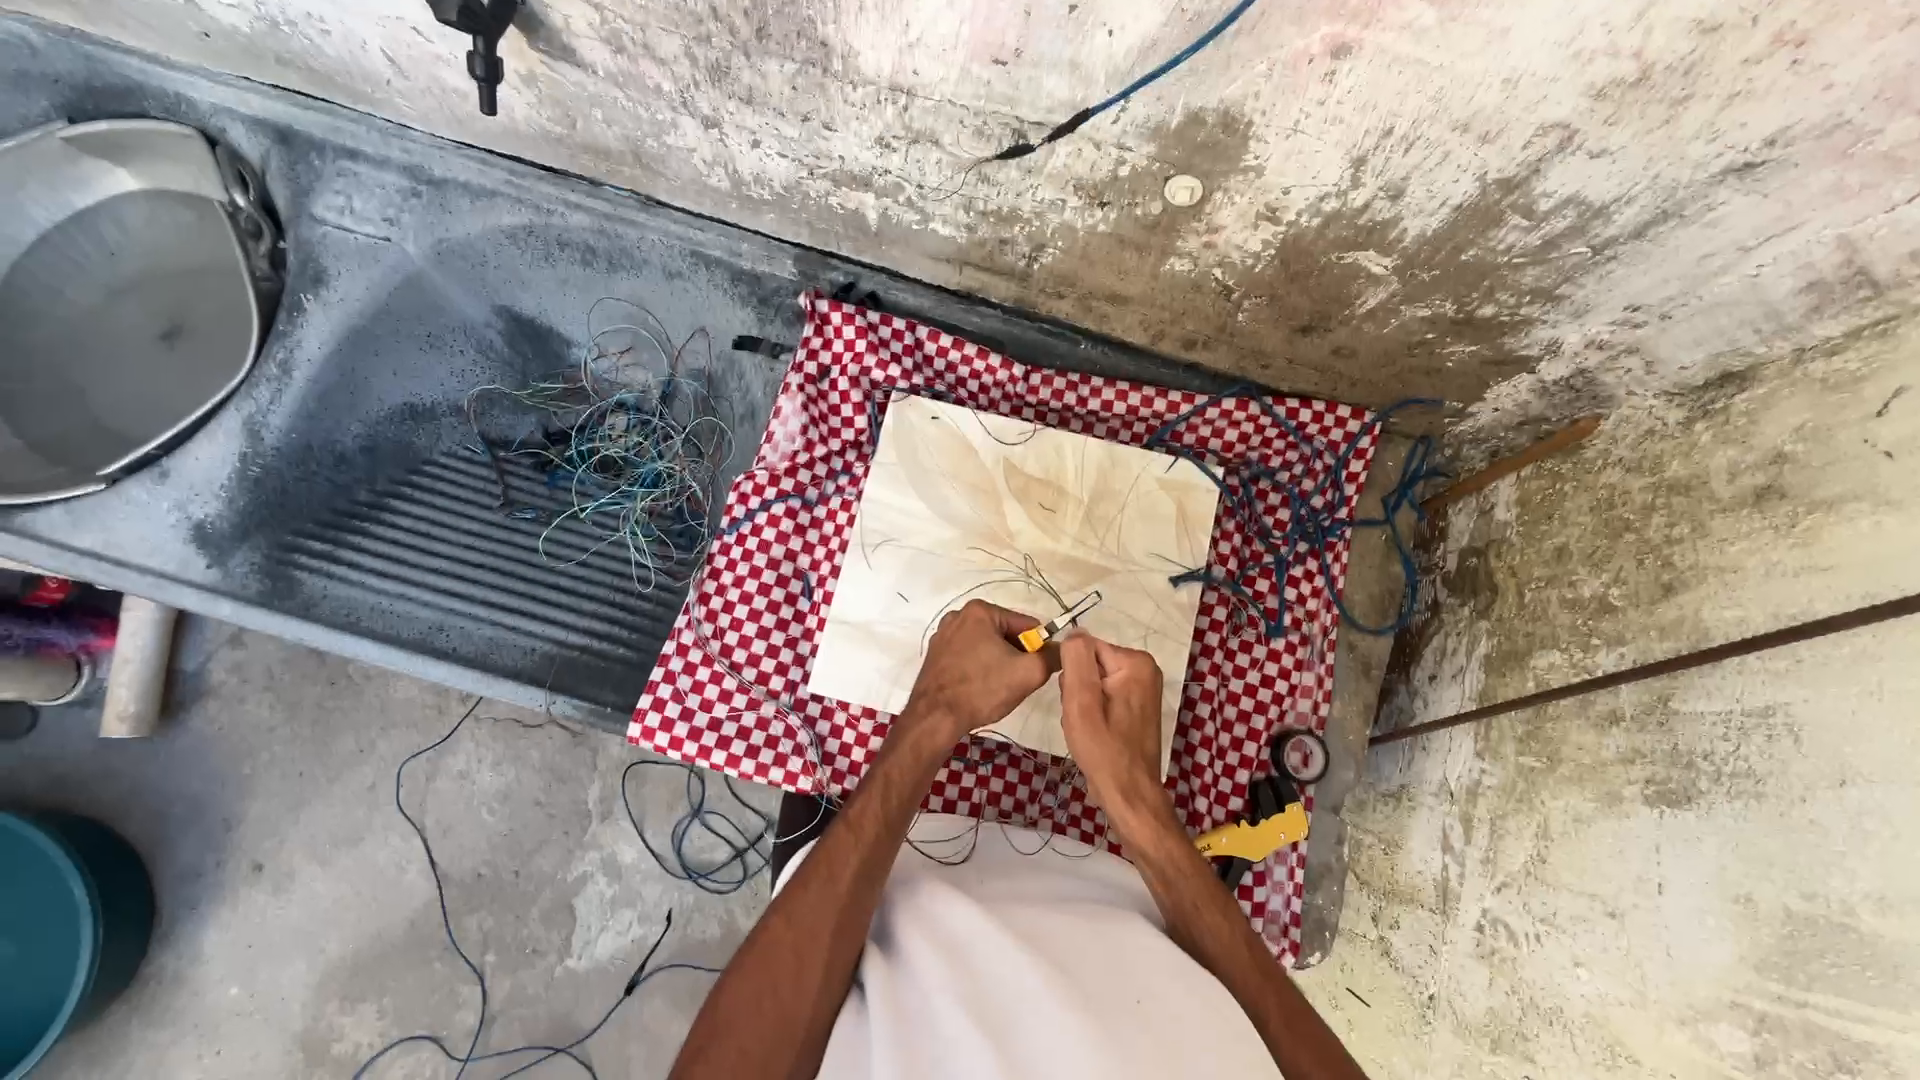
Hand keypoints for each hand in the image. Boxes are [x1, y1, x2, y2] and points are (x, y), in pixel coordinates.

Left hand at [899, 600, 1057, 745]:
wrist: (935, 718)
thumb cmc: (982, 689)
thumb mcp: (1029, 673)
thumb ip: (1052, 657)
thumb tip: (1063, 650)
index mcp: (980, 610)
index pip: (1026, 624)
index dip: (1039, 647)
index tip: (1039, 670)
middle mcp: (958, 616)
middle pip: (1005, 634)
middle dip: (1017, 656)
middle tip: (1018, 682)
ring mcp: (943, 636)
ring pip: (986, 647)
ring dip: (999, 664)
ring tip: (999, 688)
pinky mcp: (935, 656)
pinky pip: (968, 657)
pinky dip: (979, 670)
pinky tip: (980, 689)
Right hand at [1058, 633, 1175, 839]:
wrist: (1127, 794)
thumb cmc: (1103, 749)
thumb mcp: (1081, 700)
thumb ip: (1076, 659)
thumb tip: (1073, 633)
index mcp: (1135, 662)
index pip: (1085, 649)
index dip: (1072, 675)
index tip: (1075, 703)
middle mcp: (1144, 669)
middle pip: (1089, 664)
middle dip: (1077, 689)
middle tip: (1081, 718)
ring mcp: (1143, 689)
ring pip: (1093, 682)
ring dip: (1082, 703)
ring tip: (1088, 729)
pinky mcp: (1137, 707)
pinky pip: (1102, 697)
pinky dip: (1092, 713)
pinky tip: (1094, 733)